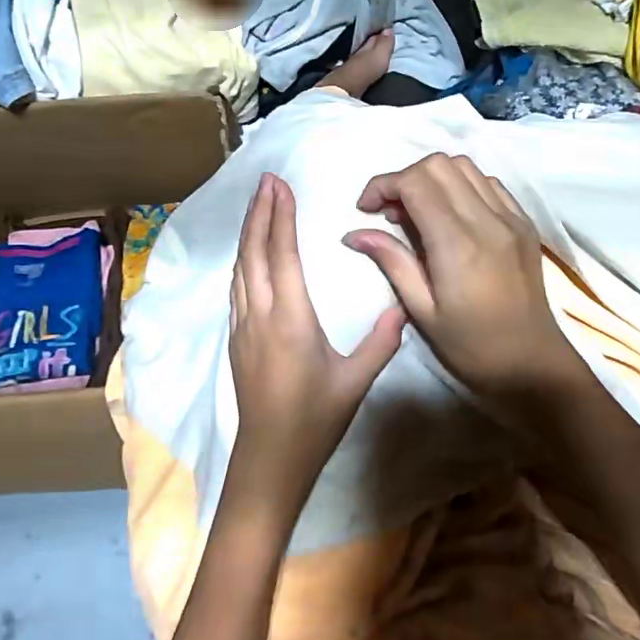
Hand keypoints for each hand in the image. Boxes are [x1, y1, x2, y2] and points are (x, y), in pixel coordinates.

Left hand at [227, 173, 405, 519]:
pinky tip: (249, 254)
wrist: (269, 458)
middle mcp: (260, 314)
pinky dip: (243, 259)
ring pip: (241, 268)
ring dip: (248, 233)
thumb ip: (381, 342)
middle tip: (265, 180)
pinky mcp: (236, 338)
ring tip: (257, 206)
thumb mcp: (355, 382)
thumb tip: (403, 307)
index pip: (282, 255)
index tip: (279, 186)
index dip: (279, 217)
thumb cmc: (315, 420)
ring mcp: (242, 326)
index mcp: (290, 319)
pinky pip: (237, 286)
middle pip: (254, 252)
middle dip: (259, 213)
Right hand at [345, 154, 587, 400]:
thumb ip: (392, 262)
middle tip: (390, 213)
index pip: (416, 183)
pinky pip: (489, 183)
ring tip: (418, 213)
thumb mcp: (422, 311)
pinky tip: (450, 215)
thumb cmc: (471, 347)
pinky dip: (461, 186)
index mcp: (458, 244)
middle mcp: (488, 220)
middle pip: (439, 164)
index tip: (366, 209)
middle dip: (405, 178)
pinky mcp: (524, 224)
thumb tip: (354, 233)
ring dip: (433, 179)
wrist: (532, 366)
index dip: (383, 185)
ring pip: (465, 166)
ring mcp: (512, 218)